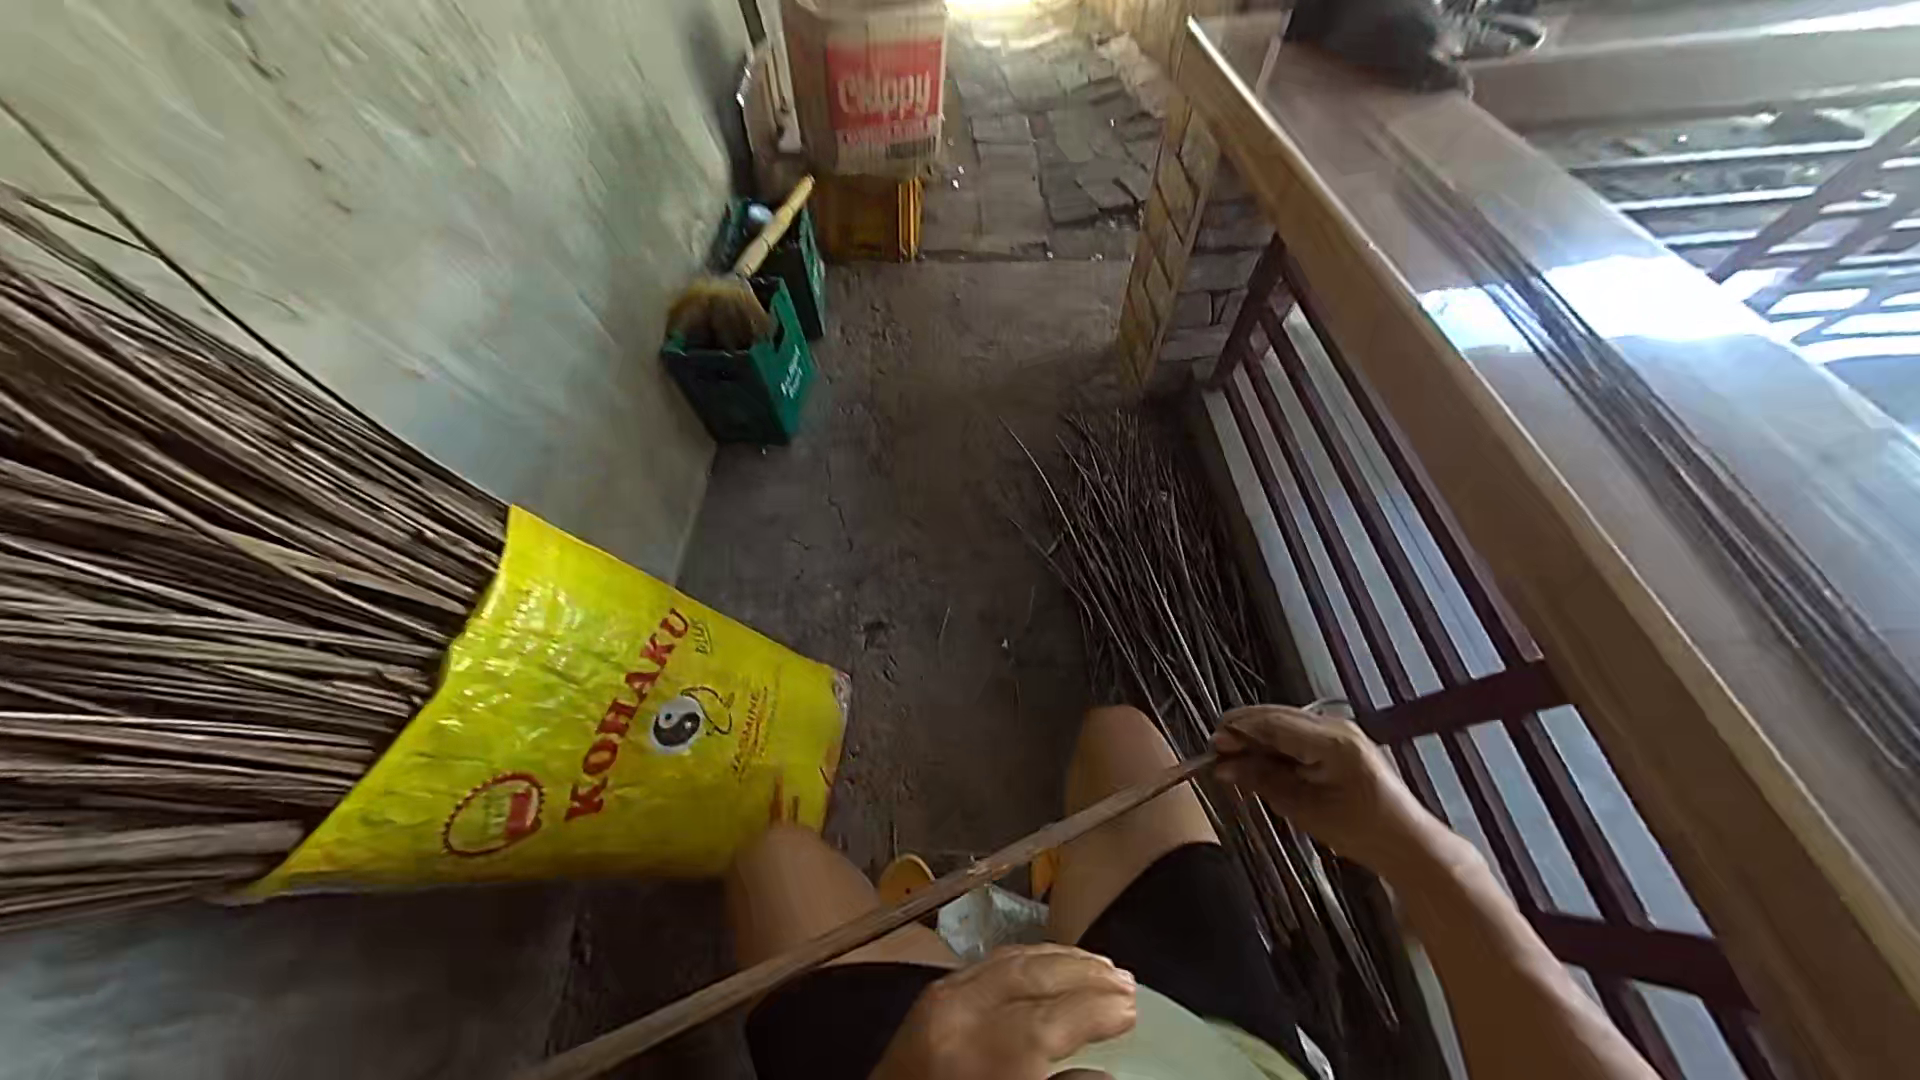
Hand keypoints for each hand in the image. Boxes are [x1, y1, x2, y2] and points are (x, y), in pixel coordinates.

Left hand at [868, 944, 1136, 1079]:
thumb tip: (1103, 1074)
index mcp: (977, 1060)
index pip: (1049, 1020)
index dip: (1095, 1010)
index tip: (1132, 1007)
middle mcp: (957, 1013)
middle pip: (1032, 977)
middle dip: (1083, 974)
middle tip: (1125, 979)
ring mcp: (941, 995)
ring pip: (1012, 959)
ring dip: (1059, 958)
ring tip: (1099, 964)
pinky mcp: (933, 991)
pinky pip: (989, 961)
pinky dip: (1027, 957)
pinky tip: (1049, 961)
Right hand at [1212, 704, 1453, 876]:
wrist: (1408, 844)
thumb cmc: (1359, 832)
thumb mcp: (1302, 809)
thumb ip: (1260, 780)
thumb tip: (1222, 767)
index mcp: (1331, 741)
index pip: (1271, 723)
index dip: (1238, 731)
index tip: (1213, 746)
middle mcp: (1334, 725)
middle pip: (1274, 716)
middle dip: (1242, 731)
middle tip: (1217, 753)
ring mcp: (1338, 728)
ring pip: (1281, 721)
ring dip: (1256, 737)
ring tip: (1234, 759)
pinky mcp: (1338, 738)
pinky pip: (1295, 731)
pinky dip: (1272, 742)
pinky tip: (1260, 760)